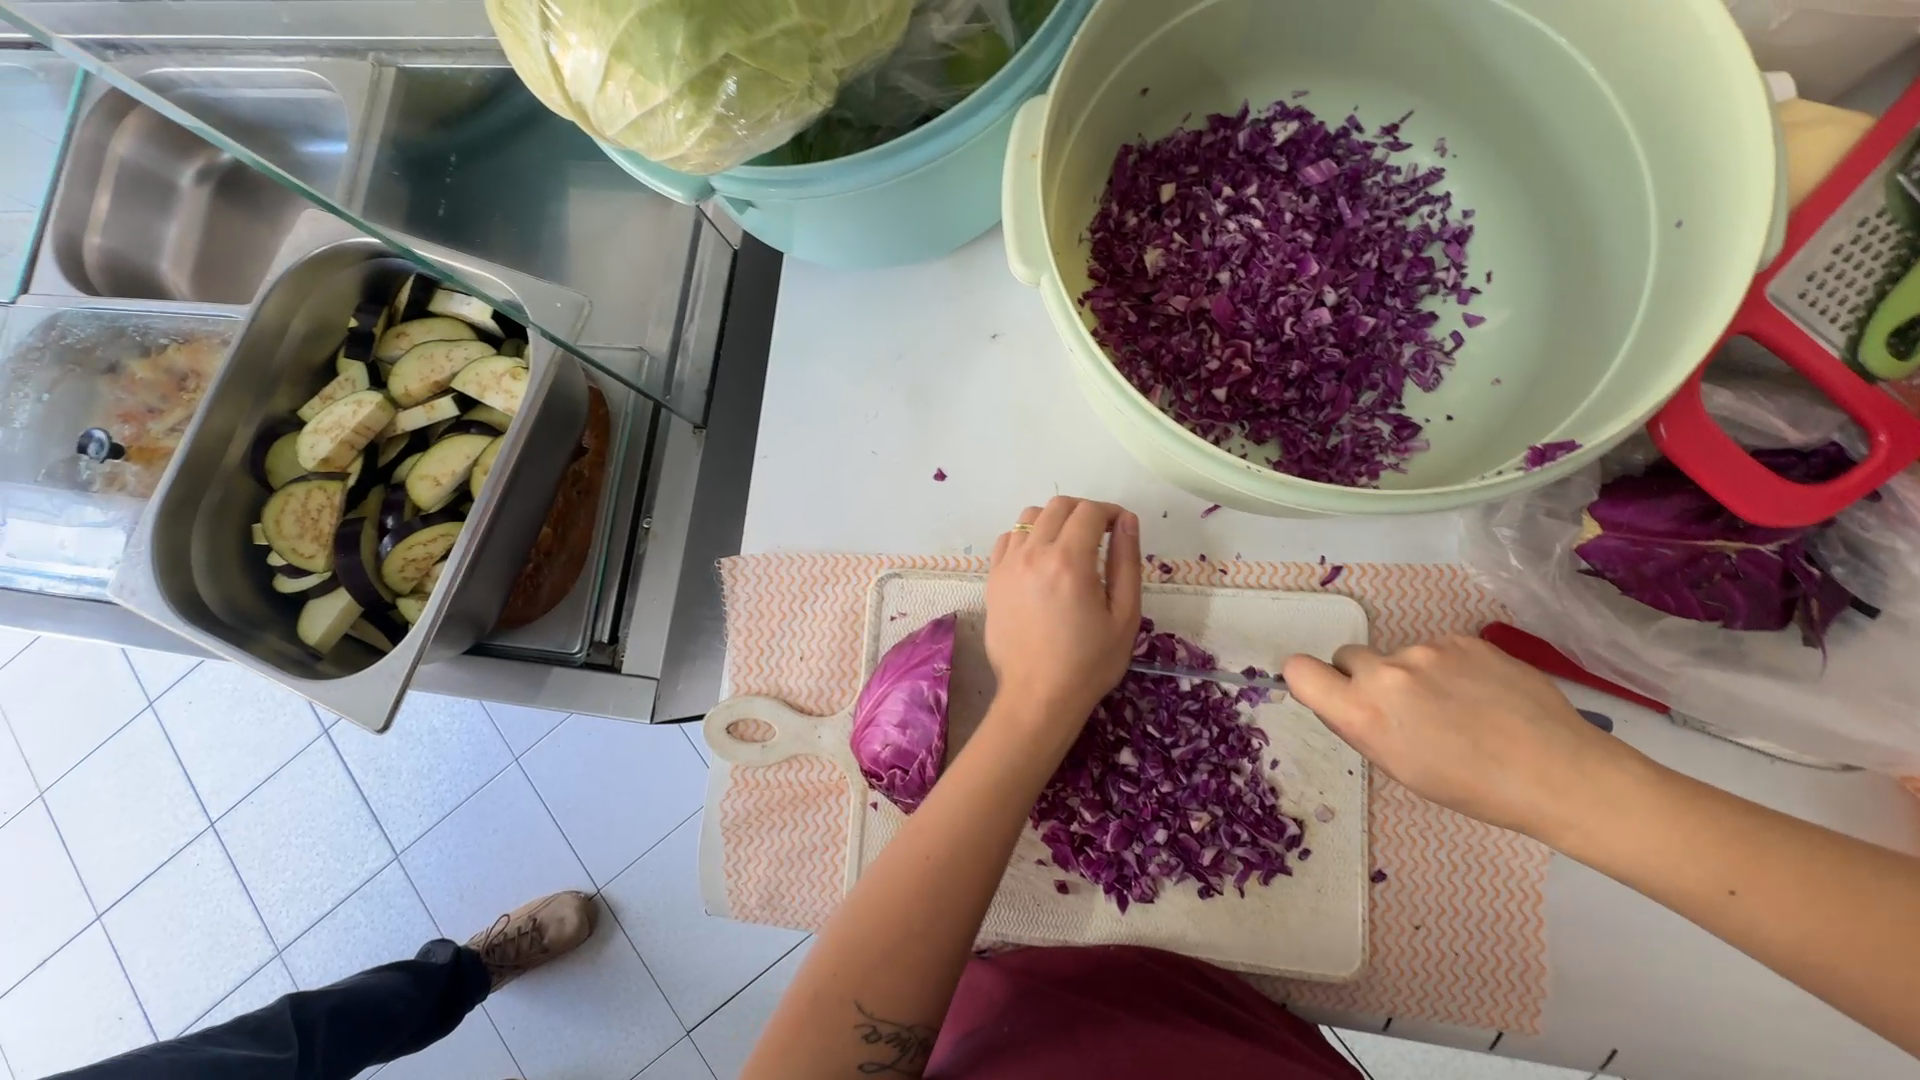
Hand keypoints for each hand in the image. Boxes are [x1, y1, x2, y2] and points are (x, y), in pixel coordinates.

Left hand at [986, 497, 1142, 744]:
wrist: (1038, 698)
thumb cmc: (1089, 663)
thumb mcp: (1125, 615)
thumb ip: (1126, 561)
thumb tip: (1126, 521)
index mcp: (1069, 562)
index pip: (1089, 512)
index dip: (1110, 513)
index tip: (1120, 528)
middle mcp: (1033, 554)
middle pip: (1058, 506)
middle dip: (1084, 512)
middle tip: (1100, 535)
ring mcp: (1007, 566)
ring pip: (1029, 517)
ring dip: (1053, 521)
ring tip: (1069, 546)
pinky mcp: (992, 580)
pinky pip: (1007, 539)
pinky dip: (1026, 538)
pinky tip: (1040, 560)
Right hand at [1283, 635, 1634, 838]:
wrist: (1558, 772)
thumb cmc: (1471, 786)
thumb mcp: (1398, 767)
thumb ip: (1361, 725)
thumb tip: (1345, 701)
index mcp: (1363, 712)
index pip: (1300, 671)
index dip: (1308, 680)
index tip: (1330, 693)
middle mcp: (1386, 673)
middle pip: (1348, 657)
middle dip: (1364, 677)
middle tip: (1403, 709)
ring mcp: (1427, 650)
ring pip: (1399, 656)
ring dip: (1413, 675)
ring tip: (1458, 708)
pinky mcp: (1463, 639)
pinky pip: (1438, 649)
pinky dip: (1449, 668)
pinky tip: (1481, 695)